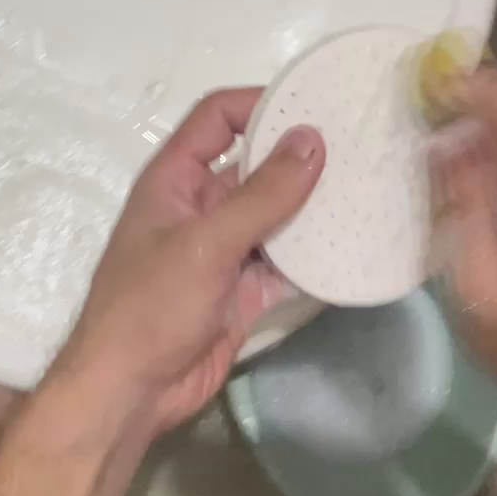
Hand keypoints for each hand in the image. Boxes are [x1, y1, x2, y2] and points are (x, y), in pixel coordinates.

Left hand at [50, 87, 324, 438]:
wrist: (132, 391)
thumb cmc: (152, 308)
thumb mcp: (206, 244)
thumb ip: (261, 195)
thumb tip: (311, 140)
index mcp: (175, 181)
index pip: (216, 119)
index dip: (259, 103)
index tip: (314, 105)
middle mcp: (200, 209)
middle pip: (253, 167)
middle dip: (298, 158)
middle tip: (357, 148)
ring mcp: (223, 252)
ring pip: (273, 218)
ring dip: (310, 210)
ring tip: (364, 192)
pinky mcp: (241, 292)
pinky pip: (282, 264)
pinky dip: (310, 259)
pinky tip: (348, 249)